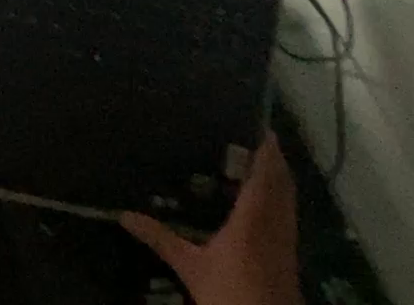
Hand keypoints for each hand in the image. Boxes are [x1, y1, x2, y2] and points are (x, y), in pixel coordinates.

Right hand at [120, 134, 302, 304]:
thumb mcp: (190, 268)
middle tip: (255, 137)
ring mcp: (285, 243)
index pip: (264, 177)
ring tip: (259, 161)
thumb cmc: (230, 297)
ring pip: (288, 202)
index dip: (267, 152)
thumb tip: (124, 215)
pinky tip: (262, 203)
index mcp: (252, 221)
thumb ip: (160, 238)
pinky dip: (279, 200)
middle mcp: (274, 226)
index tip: (261, 126)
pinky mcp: (288, 258)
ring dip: (279, 180)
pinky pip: (287, 217)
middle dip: (275, 160)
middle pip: (283, 185)